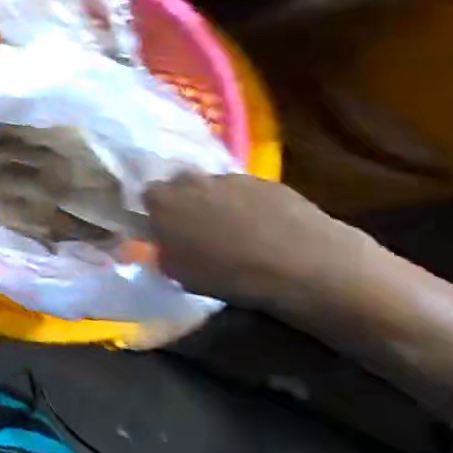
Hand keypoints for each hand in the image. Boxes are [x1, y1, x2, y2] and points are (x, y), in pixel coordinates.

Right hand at [145, 173, 384, 311]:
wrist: (304, 265)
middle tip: (195, 227)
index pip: (147, 195)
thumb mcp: (178, 273)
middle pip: (182, 183)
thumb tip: (163, 244)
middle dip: (185, 200)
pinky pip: (250, 192)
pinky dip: (251, 206)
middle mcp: (195, 181)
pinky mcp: (272, 182)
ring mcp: (236, 178)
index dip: (154, 211)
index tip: (161, 229)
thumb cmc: (228, 274)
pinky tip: (265, 230)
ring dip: (219, 202)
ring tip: (235, 231)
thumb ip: (163, 251)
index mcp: (164, 201)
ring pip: (217, 187)